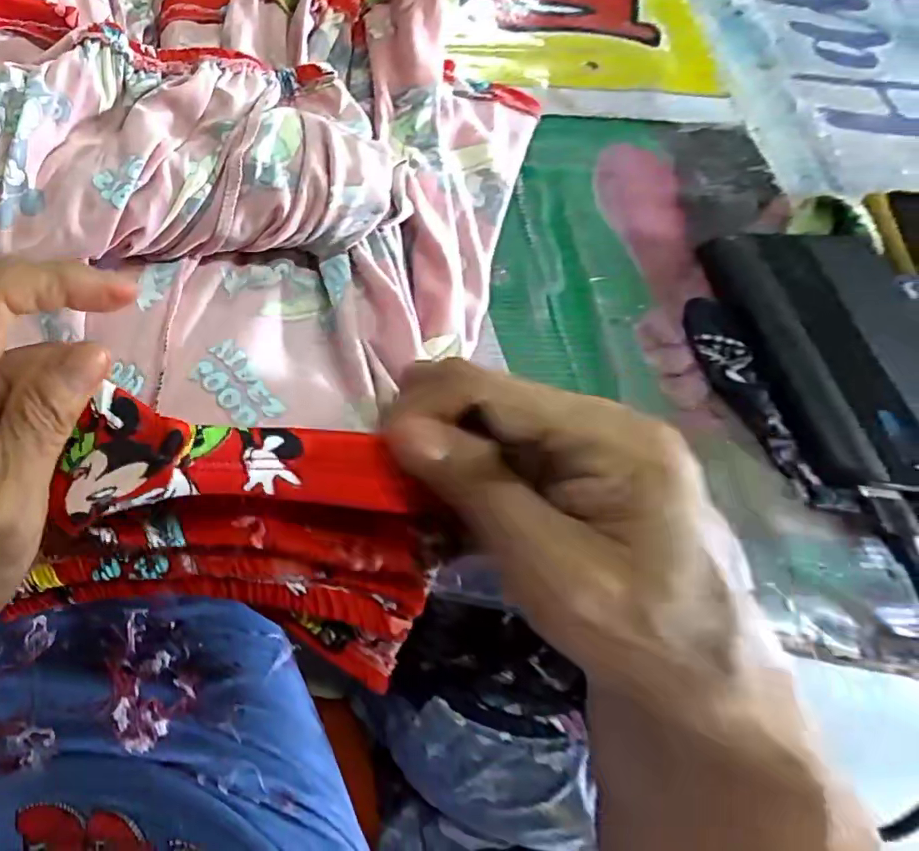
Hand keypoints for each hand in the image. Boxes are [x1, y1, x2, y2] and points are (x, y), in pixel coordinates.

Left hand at [0, 260, 133, 729]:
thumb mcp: (12, 496)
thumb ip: (48, 415)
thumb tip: (93, 349)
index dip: (60, 281)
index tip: (123, 294)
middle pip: (7, 327)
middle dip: (68, 348)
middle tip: (115, 394)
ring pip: (15, 366)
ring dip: (61, 393)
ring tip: (84, 451)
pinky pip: (7, 397)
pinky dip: (44, 415)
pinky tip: (64, 455)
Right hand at [382, 358, 776, 717]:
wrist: (702, 693)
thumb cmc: (635, 634)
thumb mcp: (550, 565)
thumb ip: (477, 488)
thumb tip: (399, 428)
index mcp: (610, 436)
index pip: (481, 387)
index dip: (418, 410)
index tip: (379, 457)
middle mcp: (597, 423)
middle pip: (474, 393)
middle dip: (421, 429)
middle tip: (394, 483)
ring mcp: (583, 445)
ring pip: (472, 419)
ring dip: (432, 454)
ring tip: (416, 502)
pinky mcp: (567, 469)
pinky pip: (486, 448)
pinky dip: (453, 473)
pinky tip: (444, 511)